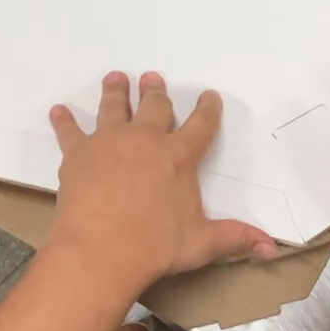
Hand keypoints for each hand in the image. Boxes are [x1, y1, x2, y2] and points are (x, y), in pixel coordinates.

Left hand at [47, 71, 278, 294]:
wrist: (100, 252)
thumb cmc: (156, 247)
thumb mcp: (203, 244)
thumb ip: (237, 239)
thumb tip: (271, 248)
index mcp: (179, 157)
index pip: (201, 124)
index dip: (208, 108)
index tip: (209, 96)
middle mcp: (145, 141)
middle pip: (154, 106)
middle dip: (156, 92)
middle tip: (154, 79)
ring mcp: (109, 143)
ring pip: (113, 108)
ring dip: (116, 91)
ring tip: (117, 78)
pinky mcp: (77, 155)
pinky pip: (69, 132)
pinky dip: (64, 121)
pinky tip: (58, 111)